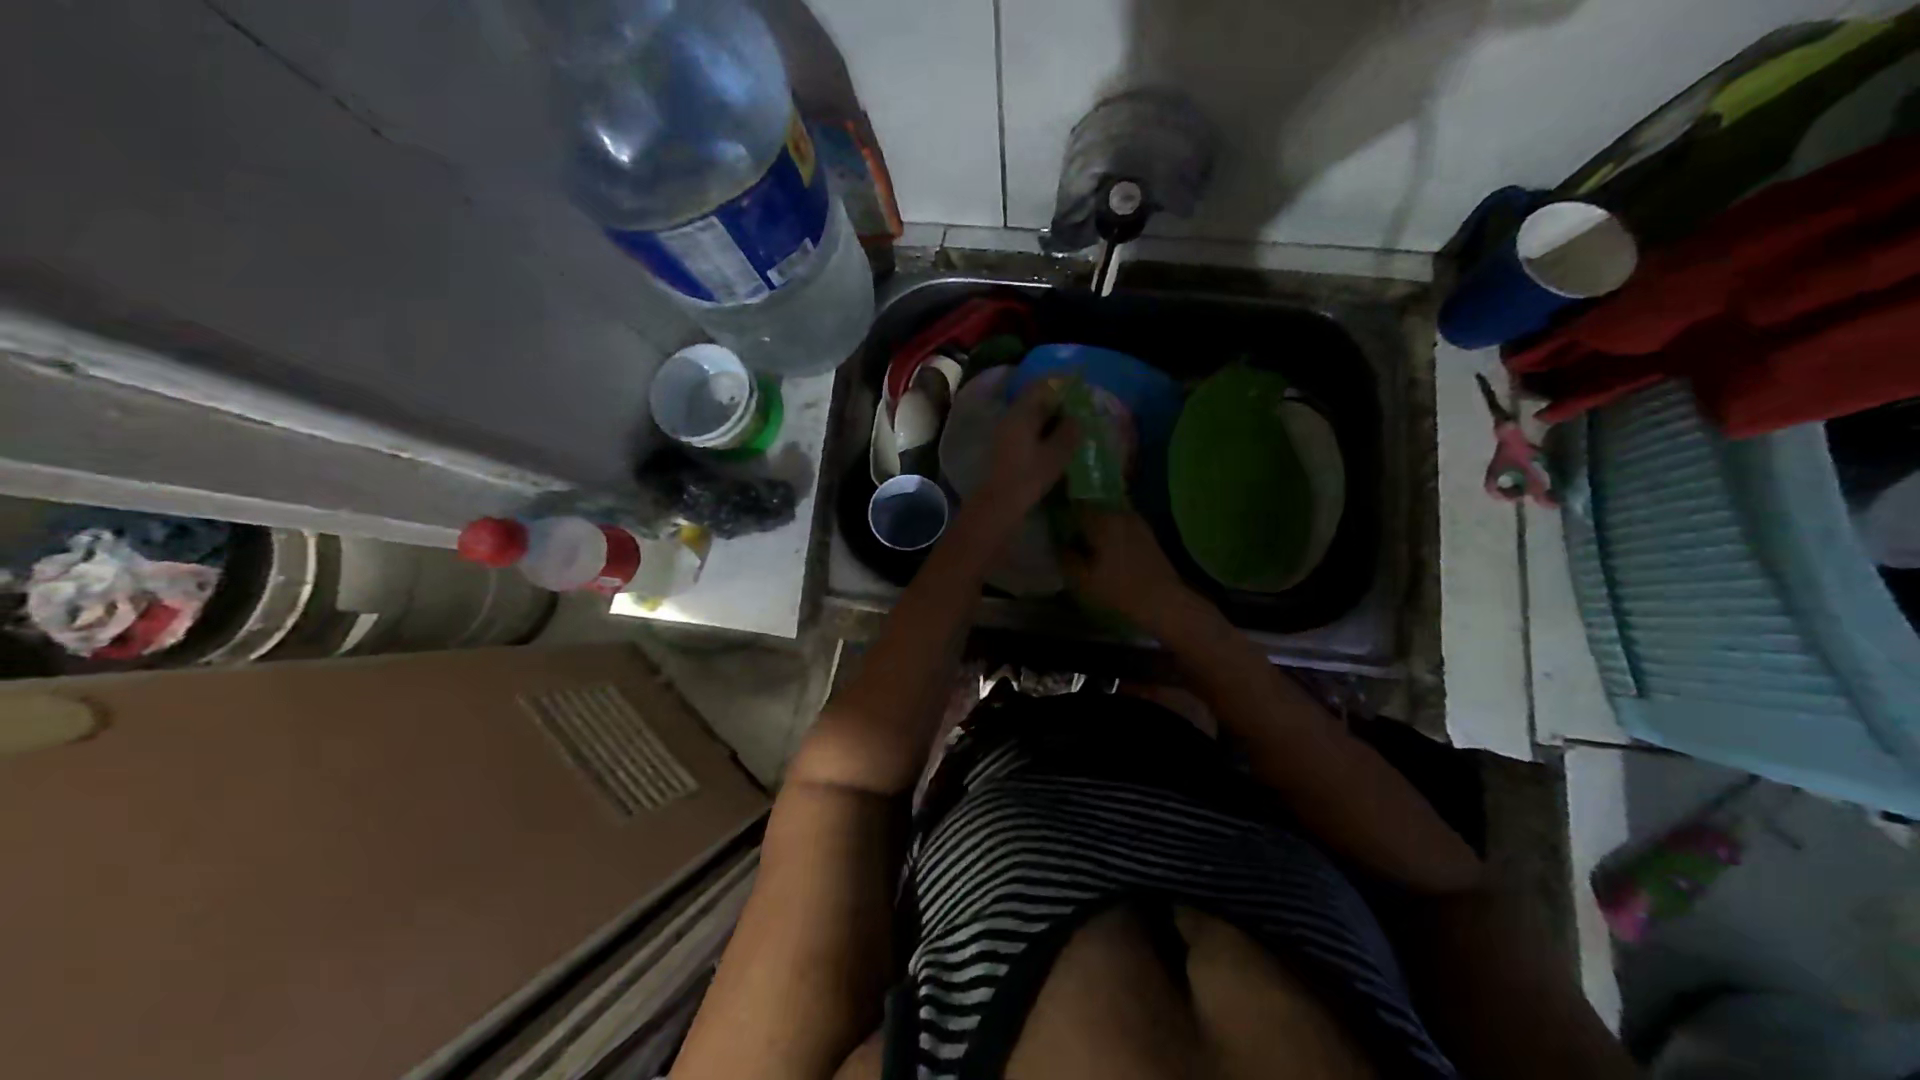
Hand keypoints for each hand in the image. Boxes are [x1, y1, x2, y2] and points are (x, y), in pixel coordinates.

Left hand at [969, 380, 1077, 529]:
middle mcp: (1010, 416)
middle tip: (1079, 405)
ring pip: (1030, 413)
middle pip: (1034, 398)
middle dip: (1057, 399)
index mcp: (1022, 413)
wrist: (999, 502)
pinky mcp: (1004, 444)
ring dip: (1049, 414)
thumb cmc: (1029, 476)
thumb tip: (1077, 418)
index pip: (1041, 385)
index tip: (1079, 384)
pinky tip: (1054, 438)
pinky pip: (1025, 426)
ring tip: (1071, 422)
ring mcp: (1005, 430)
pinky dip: (1041, 427)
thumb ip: (1069, 432)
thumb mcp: (1056, 454)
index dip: (1061, 382)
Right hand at [1061, 507, 1202, 632]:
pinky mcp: (1147, 533)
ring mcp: (1137, 521)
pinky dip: (1112, 534)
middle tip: (1069, 540)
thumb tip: (1060, 545)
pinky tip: (1107, 552)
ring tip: (1088, 548)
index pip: (1075, 506)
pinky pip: (1121, 526)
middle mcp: (1120, 513)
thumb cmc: (1120, 589)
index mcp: (1102, 520)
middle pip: (1093, 510)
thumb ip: (1066, 559)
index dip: (1063, 514)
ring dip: (1097, 529)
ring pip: (1108, 518)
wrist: (1164, 600)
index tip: (1055, 528)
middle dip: (1080, 522)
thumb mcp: (1083, 580)